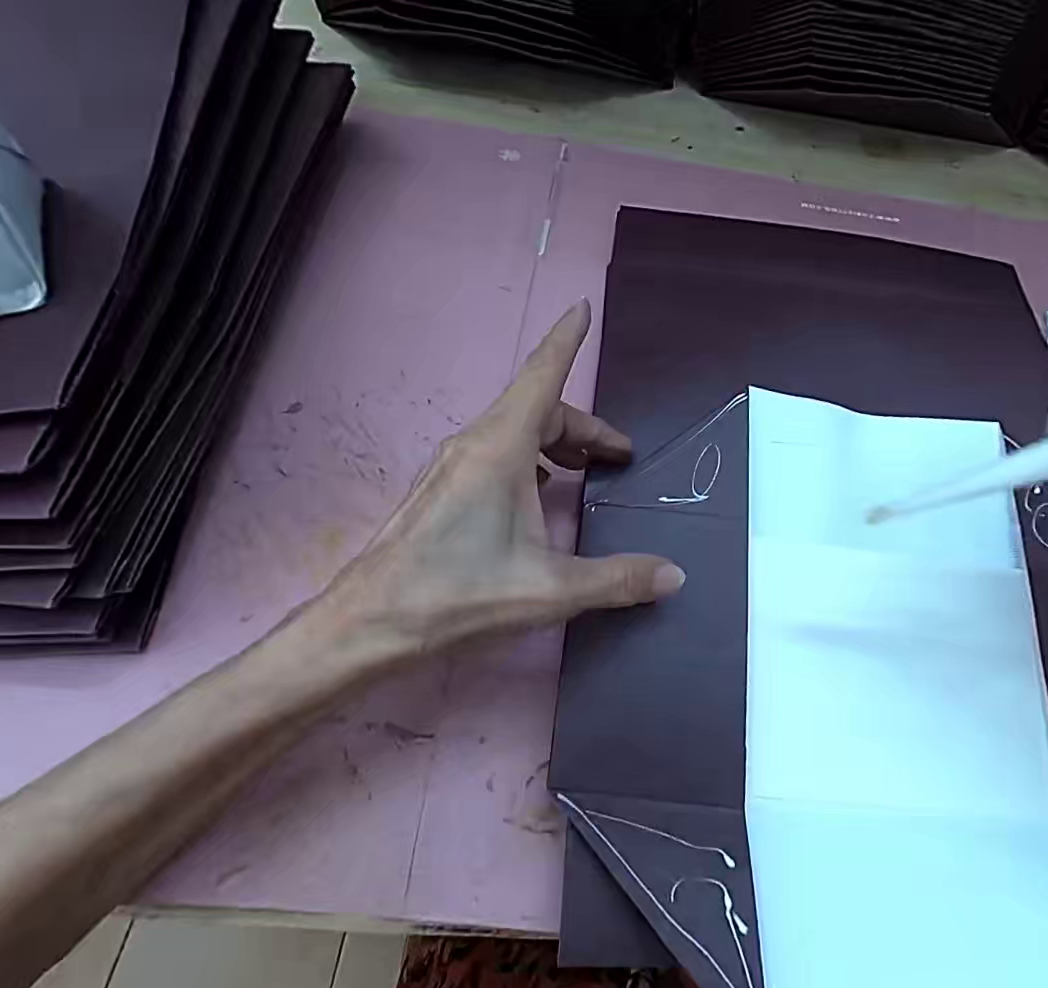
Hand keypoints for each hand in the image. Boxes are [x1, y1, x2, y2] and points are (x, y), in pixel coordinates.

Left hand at [320, 299, 684, 654]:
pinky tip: (537, 494)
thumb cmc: (461, 593)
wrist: (373, 620)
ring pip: (513, 432)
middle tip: (619, 455)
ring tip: (584, 470)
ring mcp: (451, 466)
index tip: (582, 308)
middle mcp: (473, 445)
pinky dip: (527, 460)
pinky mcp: (441, 490)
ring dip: (554, 442)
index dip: (566, 341)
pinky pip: (493, 454)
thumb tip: (674, 575)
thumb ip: (617, 579)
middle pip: (536, 409)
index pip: (542, 376)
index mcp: (500, 448)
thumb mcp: (552, 588)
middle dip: (583, 425)